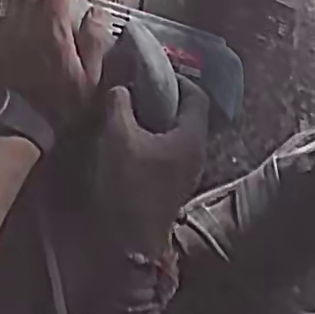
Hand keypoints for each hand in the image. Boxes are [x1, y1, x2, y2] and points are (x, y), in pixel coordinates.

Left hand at [0, 0, 107, 129]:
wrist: (18, 124)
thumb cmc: (60, 103)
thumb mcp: (89, 76)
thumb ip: (94, 40)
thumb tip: (97, 13)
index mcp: (53, 26)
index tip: (74, 6)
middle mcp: (27, 22)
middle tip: (58, 14)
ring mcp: (7, 32)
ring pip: (16, 1)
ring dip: (29, 5)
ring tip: (39, 22)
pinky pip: (5, 20)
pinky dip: (15, 21)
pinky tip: (24, 37)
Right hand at [93, 80, 209, 257]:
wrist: (129, 243)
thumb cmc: (129, 184)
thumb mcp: (118, 135)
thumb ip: (120, 103)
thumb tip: (122, 88)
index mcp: (191, 137)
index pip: (196, 94)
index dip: (175, 77)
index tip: (149, 70)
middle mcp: (196, 152)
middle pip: (186, 113)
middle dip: (162, 96)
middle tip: (136, 86)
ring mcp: (186, 171)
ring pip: (175, 132)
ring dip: (155, 117)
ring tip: (128, 109)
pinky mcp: (172, 183)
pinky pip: (167, 148)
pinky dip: (152, 136)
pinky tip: (128, 137)